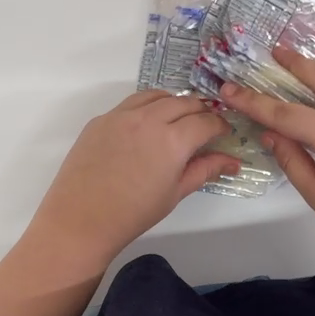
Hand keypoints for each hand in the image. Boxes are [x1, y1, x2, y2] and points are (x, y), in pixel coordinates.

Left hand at [25, 91, 239, 269]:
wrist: (82, 219)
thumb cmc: (133, 214)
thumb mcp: (174, 193)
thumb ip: (204, 170)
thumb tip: (232, 162)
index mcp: (173, 140)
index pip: (206, 121)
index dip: (220, 126)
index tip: (224, 133)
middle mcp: (149, 119)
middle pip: (184, 102)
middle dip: (200, 112)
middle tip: (204, 127)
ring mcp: (122, 115)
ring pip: (156, 96)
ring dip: (173, 102)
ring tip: (177, 119)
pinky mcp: (101, 119)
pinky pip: (131, 103)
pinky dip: (147, 107)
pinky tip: (146, 125)